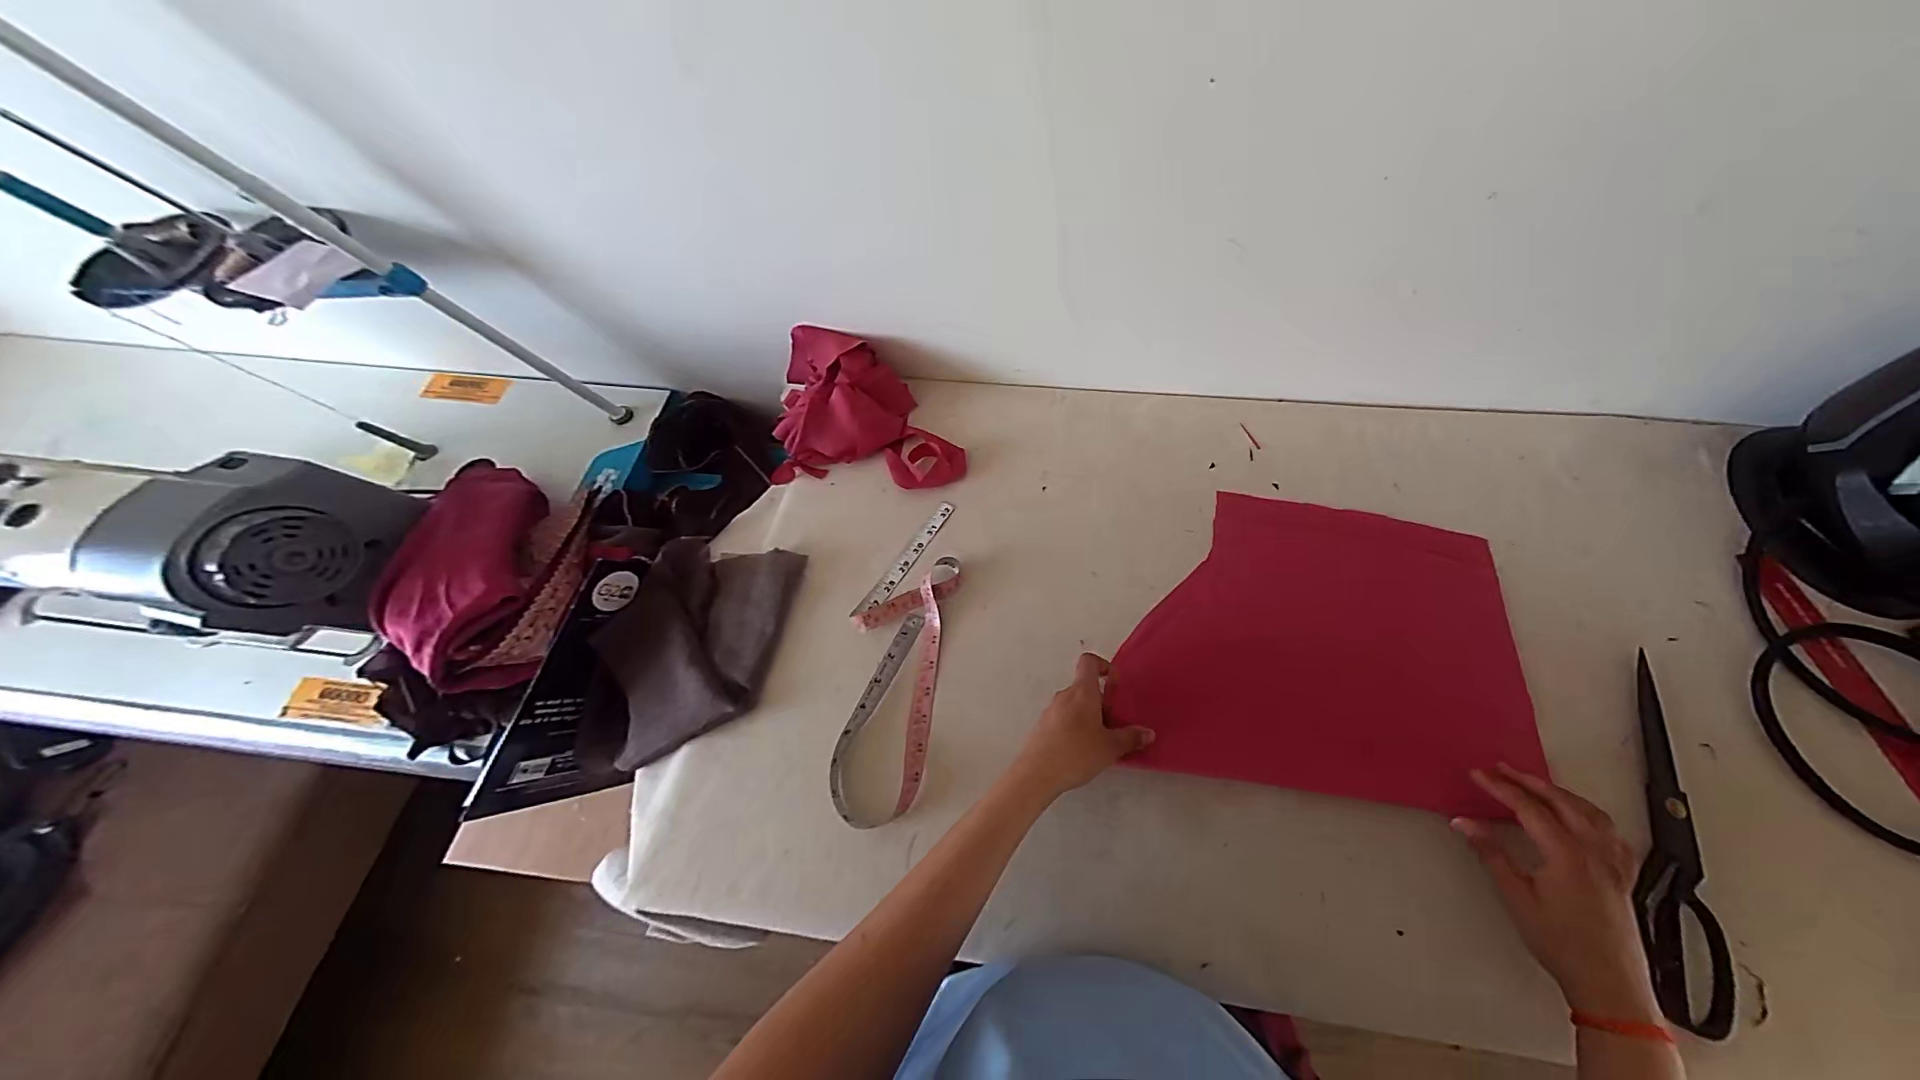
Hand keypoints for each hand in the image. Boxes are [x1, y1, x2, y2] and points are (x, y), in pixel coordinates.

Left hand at [1004, 653, 1154, 800]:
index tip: (1114, 684)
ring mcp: (1050, 710)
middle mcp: (1064, 696)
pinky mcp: (1042, 726)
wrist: (1036, 774)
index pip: (1089, 662)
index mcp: (1082, 692)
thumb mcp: (1110, 747)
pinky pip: (1064, 718)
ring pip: (1075, 704)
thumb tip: (1147, 733)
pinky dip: (1075, 726)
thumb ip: (1131, 738)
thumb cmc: (1076, 754)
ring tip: (1101, 740)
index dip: (1103, 666)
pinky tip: (1082, 750)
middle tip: (1115, 723)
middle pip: (1085, 687)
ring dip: (1089, 715)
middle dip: (1102, 701)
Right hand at [1453, 764, 1659, 1020]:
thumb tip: (1465, 823)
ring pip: (1591, 813)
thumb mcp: (1516, 897)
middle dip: (1528, 781)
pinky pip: (1612, 834)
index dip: (1500, 787)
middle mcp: (1595, 854)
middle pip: (1561, 803)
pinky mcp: (1623, 878)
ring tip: (1536, 783)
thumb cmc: (1560, 943)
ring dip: (1560, 792)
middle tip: (1500, 768)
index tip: (1478, 774)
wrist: (1608, 983)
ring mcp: (1614, 865)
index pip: (1529, 808)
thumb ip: (1492, 854)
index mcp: (1568, 855)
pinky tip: (1582, 816)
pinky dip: (1591, 815)